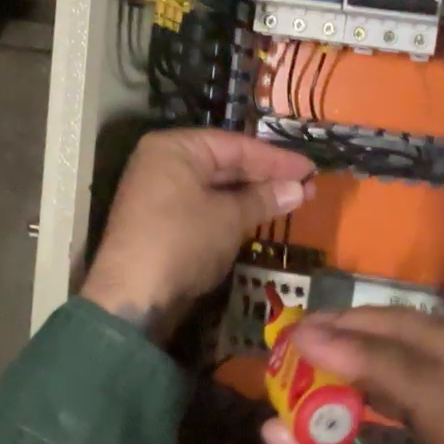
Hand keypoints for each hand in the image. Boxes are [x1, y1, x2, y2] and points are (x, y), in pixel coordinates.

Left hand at [80, 128, 313, 337]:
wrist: (133, 297)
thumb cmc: (183, 241)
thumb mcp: (230, 218)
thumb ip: (265, 198)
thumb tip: (299, 188)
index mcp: (175, 148)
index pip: (236, 145)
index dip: (277, 159)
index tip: (311, 169)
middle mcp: (164, 162)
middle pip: (225, 163)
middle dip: (267, 177)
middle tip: (306, 186)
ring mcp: (161, 192)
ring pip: (216, 186)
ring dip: (253, 195)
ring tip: (292, 200)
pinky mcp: (163, 221)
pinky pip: (205, 206)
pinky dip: (232, 211)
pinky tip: (260, 216)